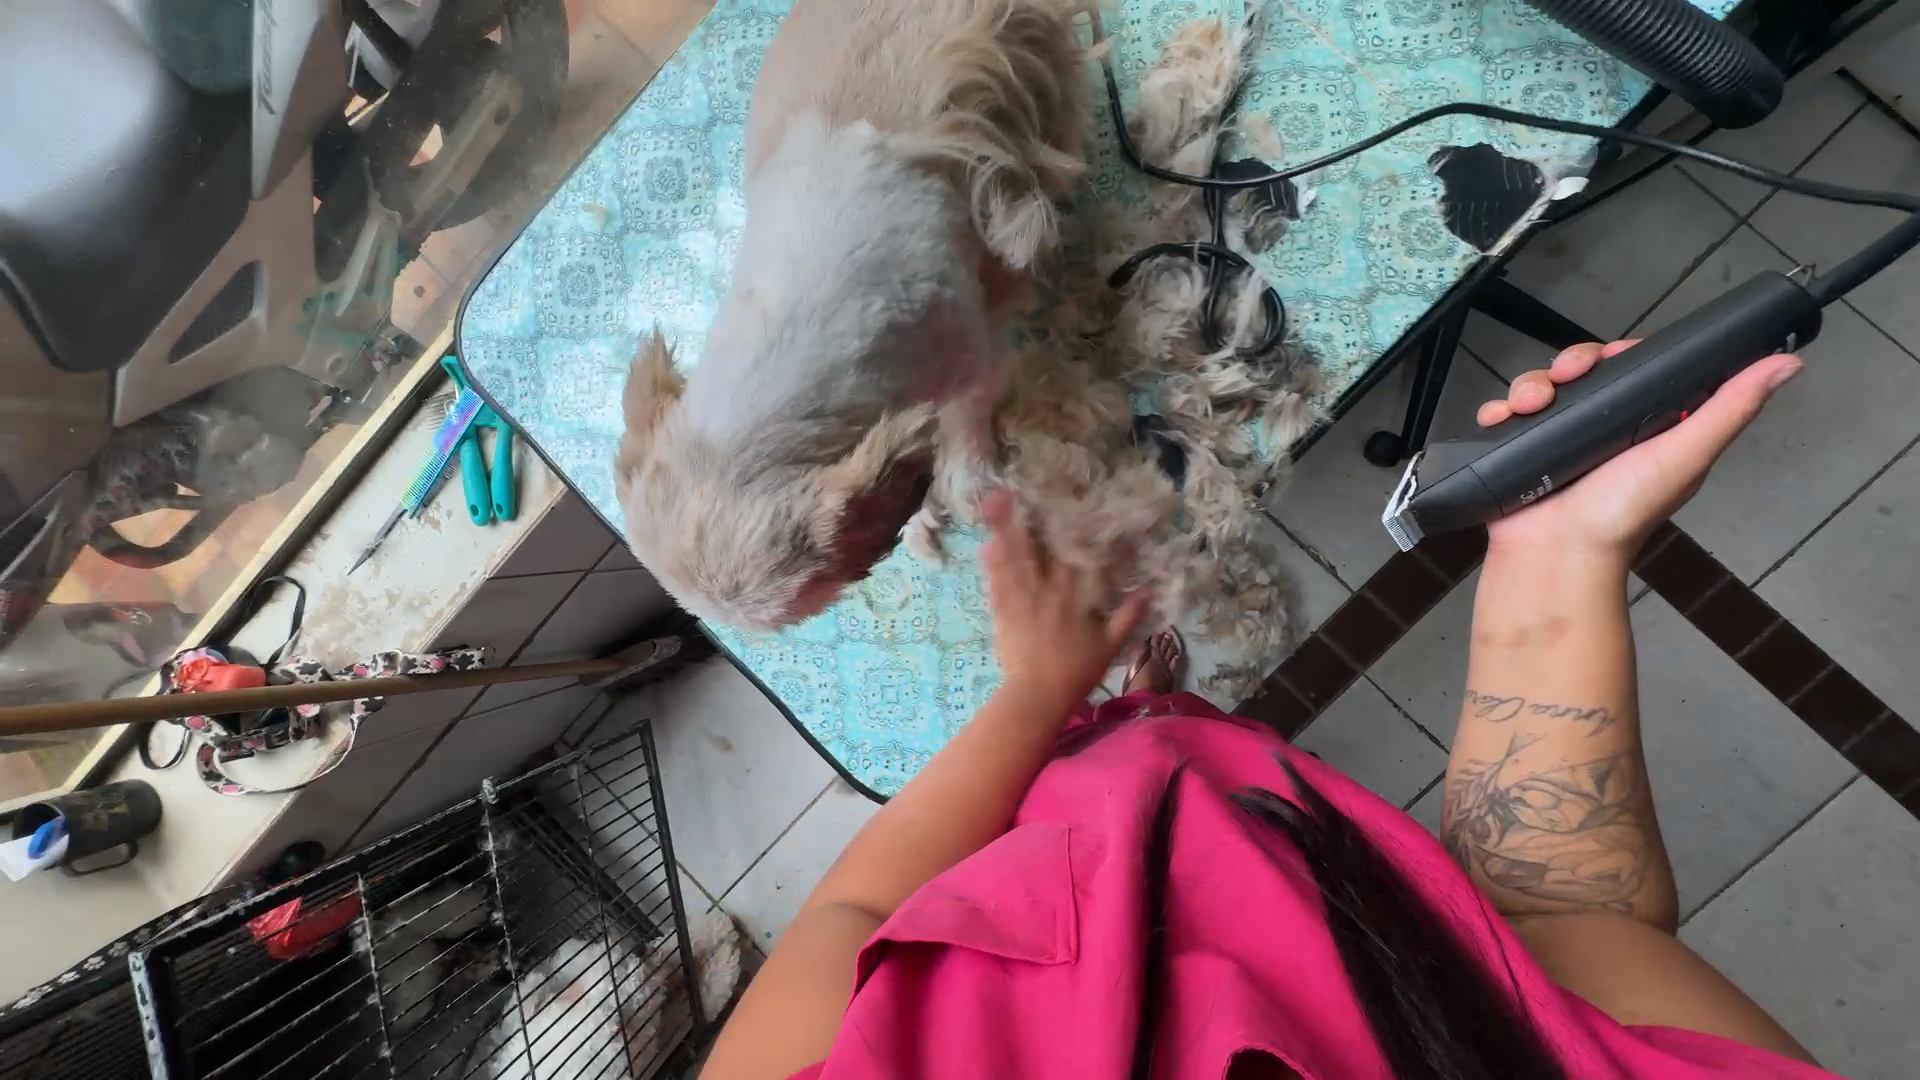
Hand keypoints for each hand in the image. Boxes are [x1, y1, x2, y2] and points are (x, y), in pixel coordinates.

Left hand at [980, 489, 1150, 707]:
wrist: (1039, 695)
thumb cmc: (1076, 671)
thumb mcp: (1110, 645)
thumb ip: (1129, 615)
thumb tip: (1151, 589)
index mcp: (1075, 597)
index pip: (1076, 557)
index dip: (1073, 529)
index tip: (1070, 502)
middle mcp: (1048, 591)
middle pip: (1039, 550)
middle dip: (1028, 520)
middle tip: (1015, 491)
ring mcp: (1022, 600)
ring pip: (1015, 560)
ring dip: (1005, 532)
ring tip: (995, 504)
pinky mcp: (1003, 612)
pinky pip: (997, 583)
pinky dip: (992, 564)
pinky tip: (985, 544)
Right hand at [1477, 341, 1800, 562]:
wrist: (1553, 550)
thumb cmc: (1621, 510)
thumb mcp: (1684, 458)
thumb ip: (1727, 411)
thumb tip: (1787, 363)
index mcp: (1640, 426)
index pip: (1632, 372)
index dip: (1623, 355)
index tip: (1614, 354)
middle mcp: (1594, 429)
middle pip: (1579, 374)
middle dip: (1569, 364)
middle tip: (1565, 376)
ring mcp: (1548, 440)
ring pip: (1536, 390)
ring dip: (1528, 387)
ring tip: (1525, 406)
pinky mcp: (1510, 452)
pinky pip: (1499, 418)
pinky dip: (1495, 412)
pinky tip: (1498, 419)